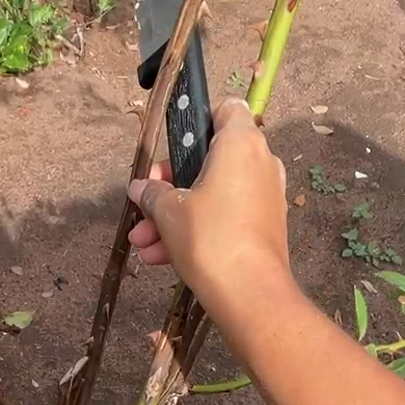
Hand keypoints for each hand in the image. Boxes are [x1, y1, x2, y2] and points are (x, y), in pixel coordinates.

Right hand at [126, 97, 292, 312]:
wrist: (249, 294)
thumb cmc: (210, 239)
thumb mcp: (169, 213)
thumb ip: (152, 194)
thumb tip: (140, 188)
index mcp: (241, 144)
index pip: (226, 109)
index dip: (197, 121)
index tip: (173, 148)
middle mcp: (260, 164)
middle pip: (210, 161)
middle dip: (170, 186)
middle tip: (145, 205)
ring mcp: (265, 198)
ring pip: (212, 196)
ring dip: (175, 217)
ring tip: (143, 243)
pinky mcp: (264, 228)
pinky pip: (224, 220)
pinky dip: (196, 232)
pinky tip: (161, 258)